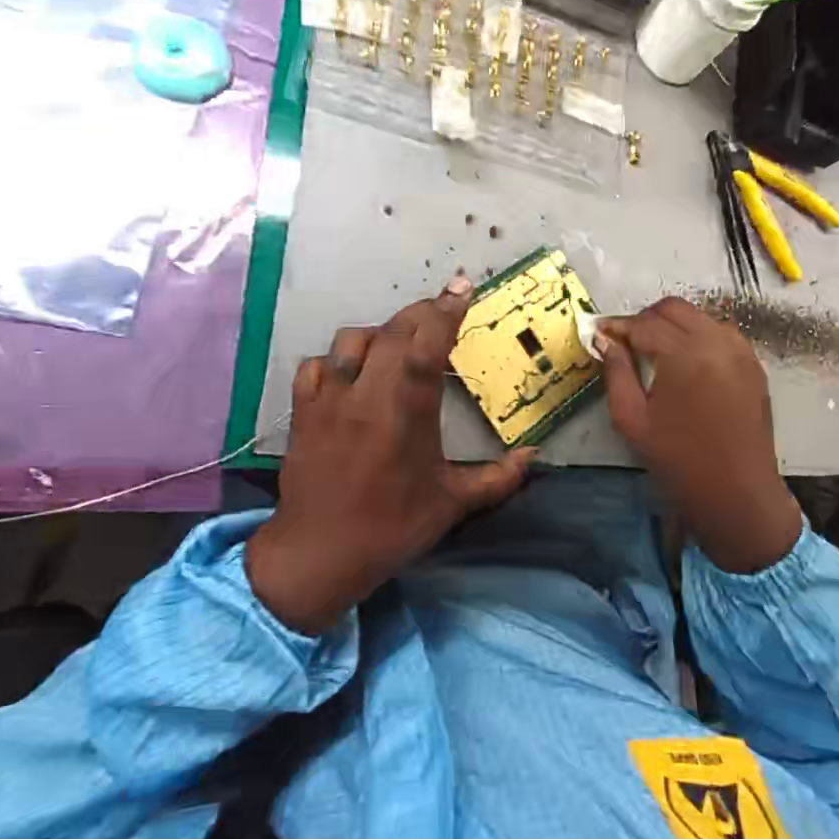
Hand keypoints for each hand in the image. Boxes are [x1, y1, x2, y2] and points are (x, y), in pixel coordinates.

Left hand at [247, 277, 539, 631]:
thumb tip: (536, 455)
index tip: (462, 287)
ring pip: (352, 340)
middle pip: (393, 331)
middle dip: (420, 313)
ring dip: (379, 333)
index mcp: (407, 412)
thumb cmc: (392, 528)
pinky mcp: (302, 410)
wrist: (321, 551)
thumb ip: (498, 477)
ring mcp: (329, 399)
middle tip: (440, 313)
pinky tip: (348, 374)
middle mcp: (366, 394)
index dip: (447, 310)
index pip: (428, 344)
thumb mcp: (452, 504)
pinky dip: (336, 360)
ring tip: (395, 345)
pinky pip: (316, 365)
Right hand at [598, 297, 801, 572]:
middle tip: (622, 341)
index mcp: (685, 355)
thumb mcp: (631, 417)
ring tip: (650, 349)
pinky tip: (681, 360)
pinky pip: (719, 332)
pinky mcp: (753, 364)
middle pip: (673, 309)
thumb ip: (616, 372)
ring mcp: (741, 351)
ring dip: (671, 324)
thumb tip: (604, 341)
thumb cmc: (677, 458)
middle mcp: (717, 342)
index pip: (643, 324)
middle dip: (644, 318)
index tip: (597, 332)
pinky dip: (695, 335)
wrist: (736, 491)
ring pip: (698, 316)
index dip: (616, 326)